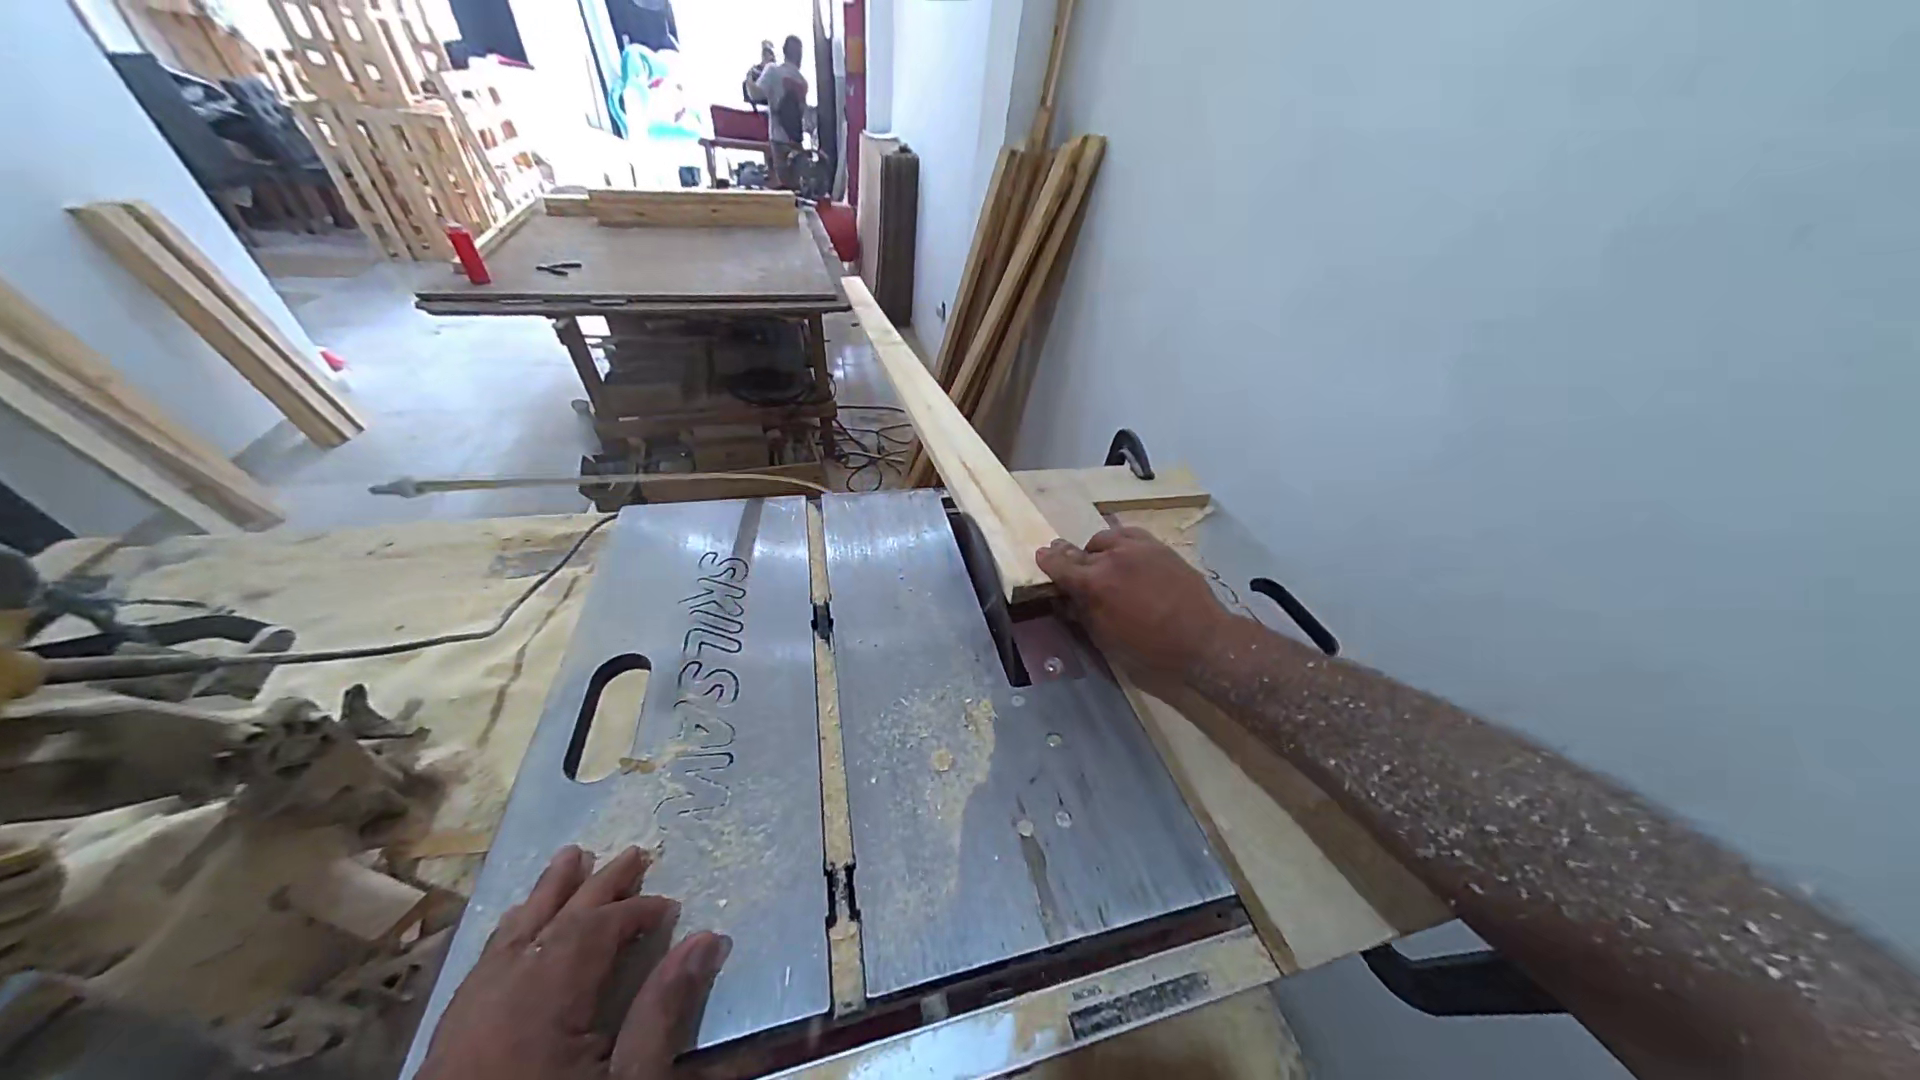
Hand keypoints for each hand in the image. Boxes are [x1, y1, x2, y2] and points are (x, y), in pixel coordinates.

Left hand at [419, 845, 730, 1079]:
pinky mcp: (446, 1044)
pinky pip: (482, 966)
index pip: (596, 932)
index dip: (637, 911)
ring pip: (512, 937)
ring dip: (547, 895)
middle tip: (633, 853)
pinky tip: (517, 922)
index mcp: (546, 1005)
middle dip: (598, 886)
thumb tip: (707, 939)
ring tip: (570, 857)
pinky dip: (508, 933)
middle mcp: (502, 997)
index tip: (670, 908)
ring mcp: (467, 1018)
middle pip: (556, 924)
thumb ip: (663, 1010)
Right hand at [1035, 527, 1231, 676]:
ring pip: (1105, 538)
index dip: (1048, 560)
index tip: (1041, 556)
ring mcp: (1137, 547)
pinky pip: (1129, 535)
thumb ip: (1082, 612)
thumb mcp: (1105, 638)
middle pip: (1080, 549)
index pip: (1060, 564)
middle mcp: (1112, 558)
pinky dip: (1120, 542)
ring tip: (1099, 561)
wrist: (1203, 639)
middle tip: (1064, 558)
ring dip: (1097, 549)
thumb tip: (1067, 599)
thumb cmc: (1150, 649)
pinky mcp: (1158, 546)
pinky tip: (1123, 553)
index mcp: (1094, 583)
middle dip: (1069, 554)